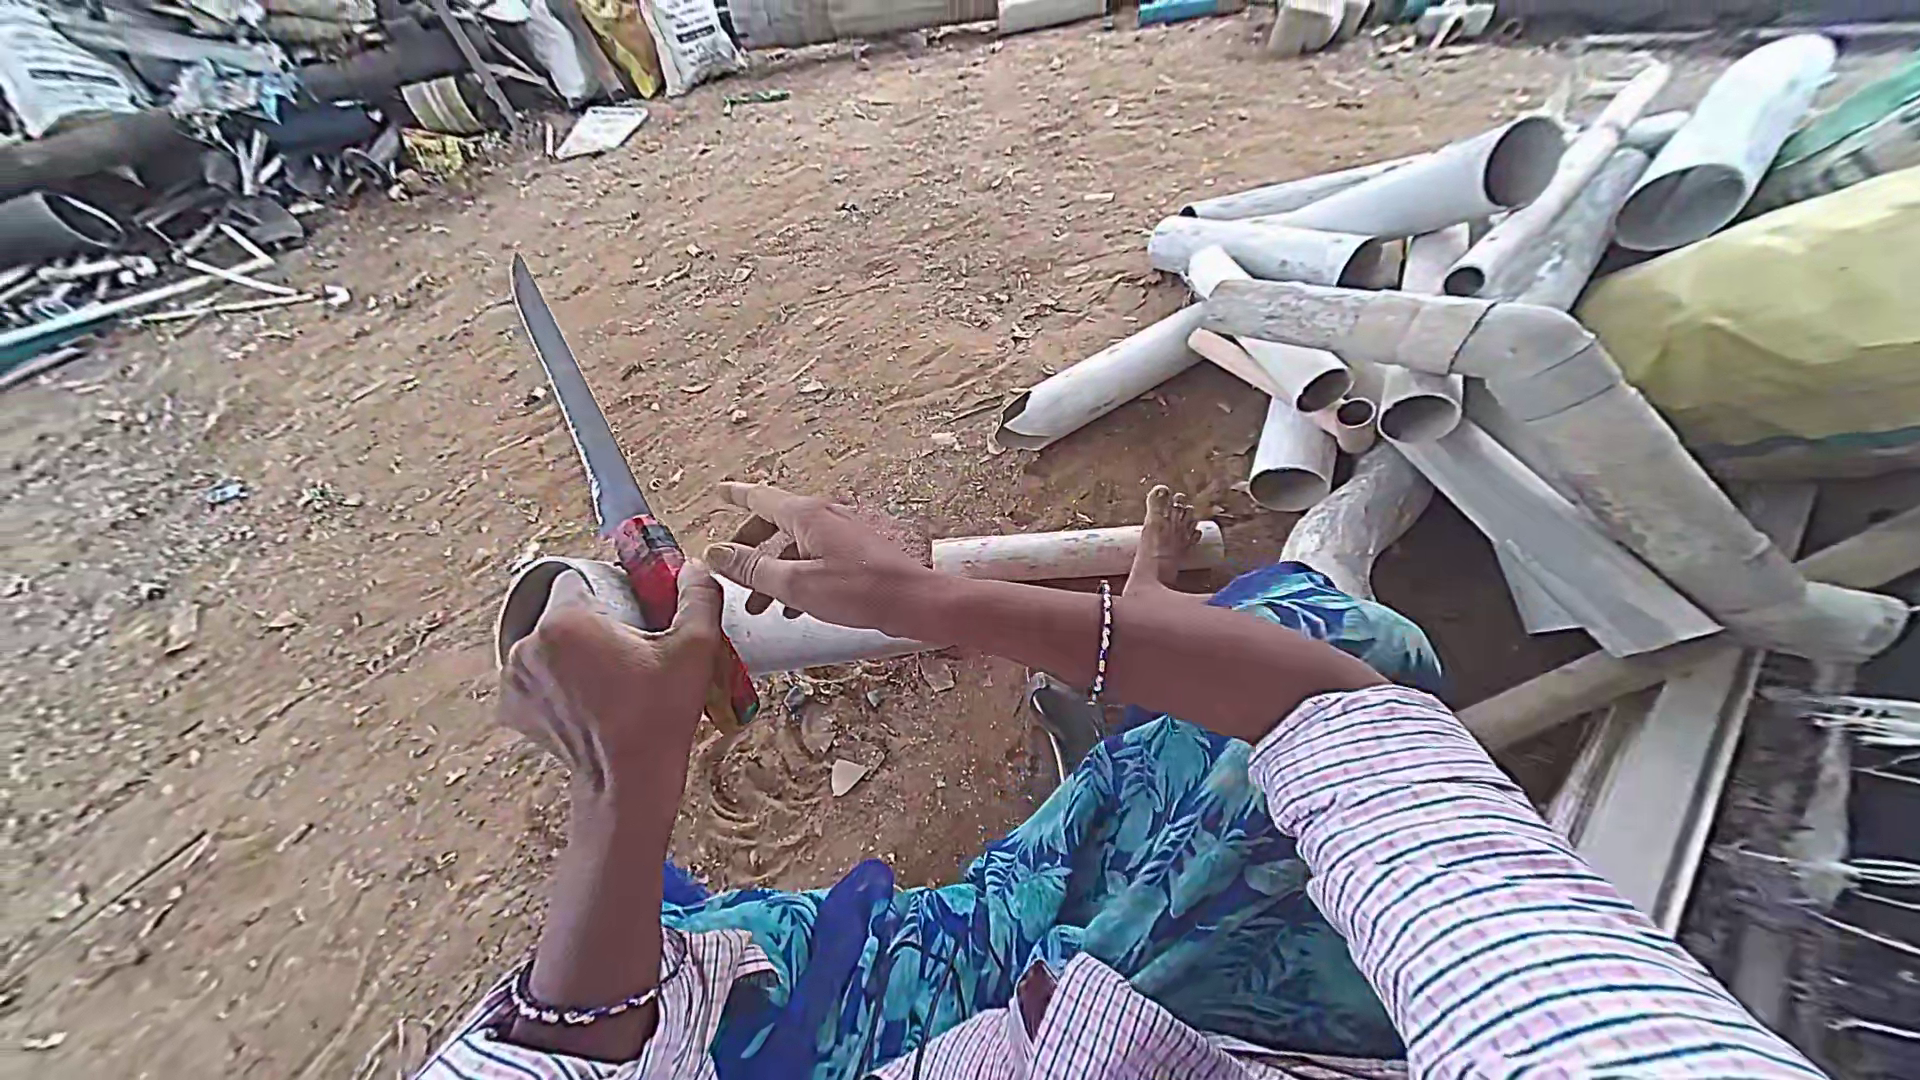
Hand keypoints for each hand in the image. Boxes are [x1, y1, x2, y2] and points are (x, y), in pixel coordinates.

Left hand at [499, 562, 724, 800]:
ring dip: (578, 648)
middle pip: (566, 611)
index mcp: (565, 622)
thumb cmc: (660, 713)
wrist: (629, 780)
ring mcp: (514, 679)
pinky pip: (540, 672)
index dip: (612, 590)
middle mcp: (527, 646)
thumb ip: (698, 596)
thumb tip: (694, 567)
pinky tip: (596, 695)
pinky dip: (563, 677)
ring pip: (552, 641)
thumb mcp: (696, 646)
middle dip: (598, 621)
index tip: (637, 614)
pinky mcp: (513, 707)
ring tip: (616, 675)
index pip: (580, 578)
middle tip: (634, 648)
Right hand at [702, 481, 931, 634]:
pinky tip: (792, 607)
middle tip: (730, 570)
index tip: (719, 492)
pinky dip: (797, 578)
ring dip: (772, 572)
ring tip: (757, 605)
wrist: (913, 601)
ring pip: (795, 547)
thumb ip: (753, 569)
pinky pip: (815, 559)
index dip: (736, 495)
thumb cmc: (859, 590)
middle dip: (749, 548)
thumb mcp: (796, 583)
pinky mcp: (856, 553)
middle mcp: (826, 517)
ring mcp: (843, 534)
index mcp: (808, 515)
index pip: (761, 498)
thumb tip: (717, 553)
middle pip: (775, 524)